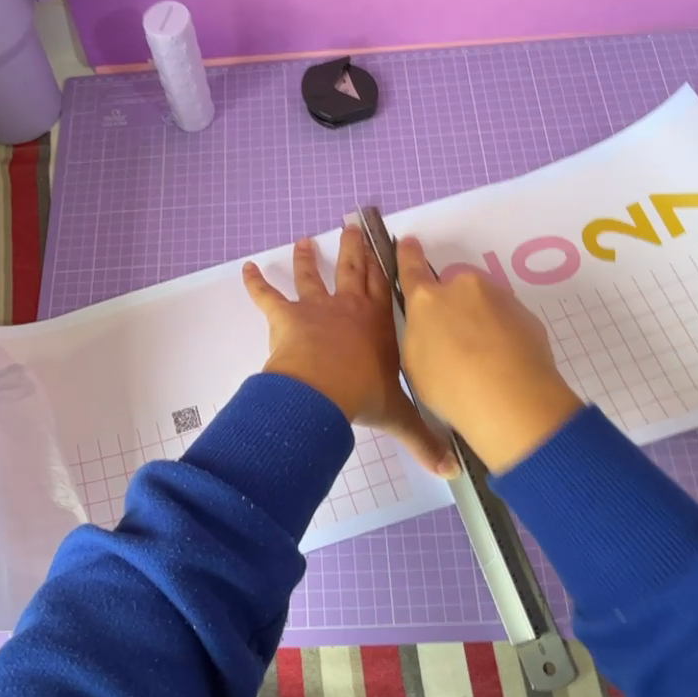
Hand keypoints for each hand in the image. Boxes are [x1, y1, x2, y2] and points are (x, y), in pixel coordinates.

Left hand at [243, 226, 453, 476]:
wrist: (323, 391)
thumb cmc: (363, 397)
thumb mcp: (398, 417)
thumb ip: (424, 440)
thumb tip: (451, 472)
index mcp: (380, 324)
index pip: (388, 287)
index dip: (391, 263)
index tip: (394, 240)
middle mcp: (351, 308)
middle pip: (355, 270)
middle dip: (355, 247)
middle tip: (353, 224)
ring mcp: (318, 308)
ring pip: (313, 276)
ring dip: (307, 259)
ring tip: (304, 241)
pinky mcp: (287, 316)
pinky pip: (267, 296)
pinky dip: (255, 283)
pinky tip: (245, 270)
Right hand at [394, 237, 582, 472]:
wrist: (512, 400)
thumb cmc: (449, 386)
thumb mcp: (414, 363)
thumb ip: (420, 334)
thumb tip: (433, 328)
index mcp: (427, 300)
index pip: (411, 269)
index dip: (408, 255)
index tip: (410, 242)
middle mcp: (462, 288)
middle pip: (452, 291)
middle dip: (452, 309)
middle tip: (455, 345)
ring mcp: (499, 297)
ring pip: (482, 304)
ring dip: (479, 322)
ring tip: (484, 361)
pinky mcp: (526, 314)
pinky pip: (506, 320)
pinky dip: (503, 335)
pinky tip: (505, 365)